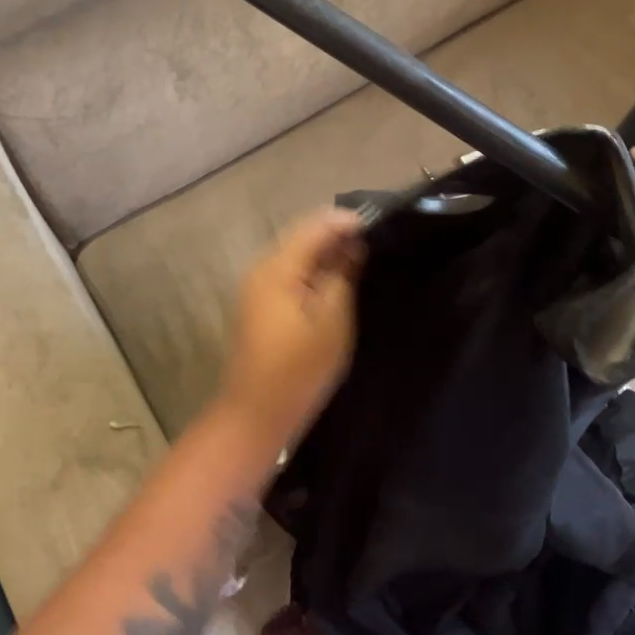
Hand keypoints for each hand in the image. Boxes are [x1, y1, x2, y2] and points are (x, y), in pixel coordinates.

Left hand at [218, 209, 364, 445]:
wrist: (256, 413)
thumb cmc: (299, 369)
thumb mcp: (332, 321)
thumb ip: (342, 275)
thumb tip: (351, 245)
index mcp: (278, 268)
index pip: (314, 226)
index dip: (346, 221)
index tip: (378, 225)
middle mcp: (262, 268)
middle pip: (301, 235)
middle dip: (335, 234)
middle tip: (372, 241)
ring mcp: (256, 285)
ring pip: (295, 252)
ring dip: (324, 251)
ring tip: (359, 258)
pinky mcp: (259, 302)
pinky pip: (289, 271)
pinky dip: (312, 269)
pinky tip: (334, 279)